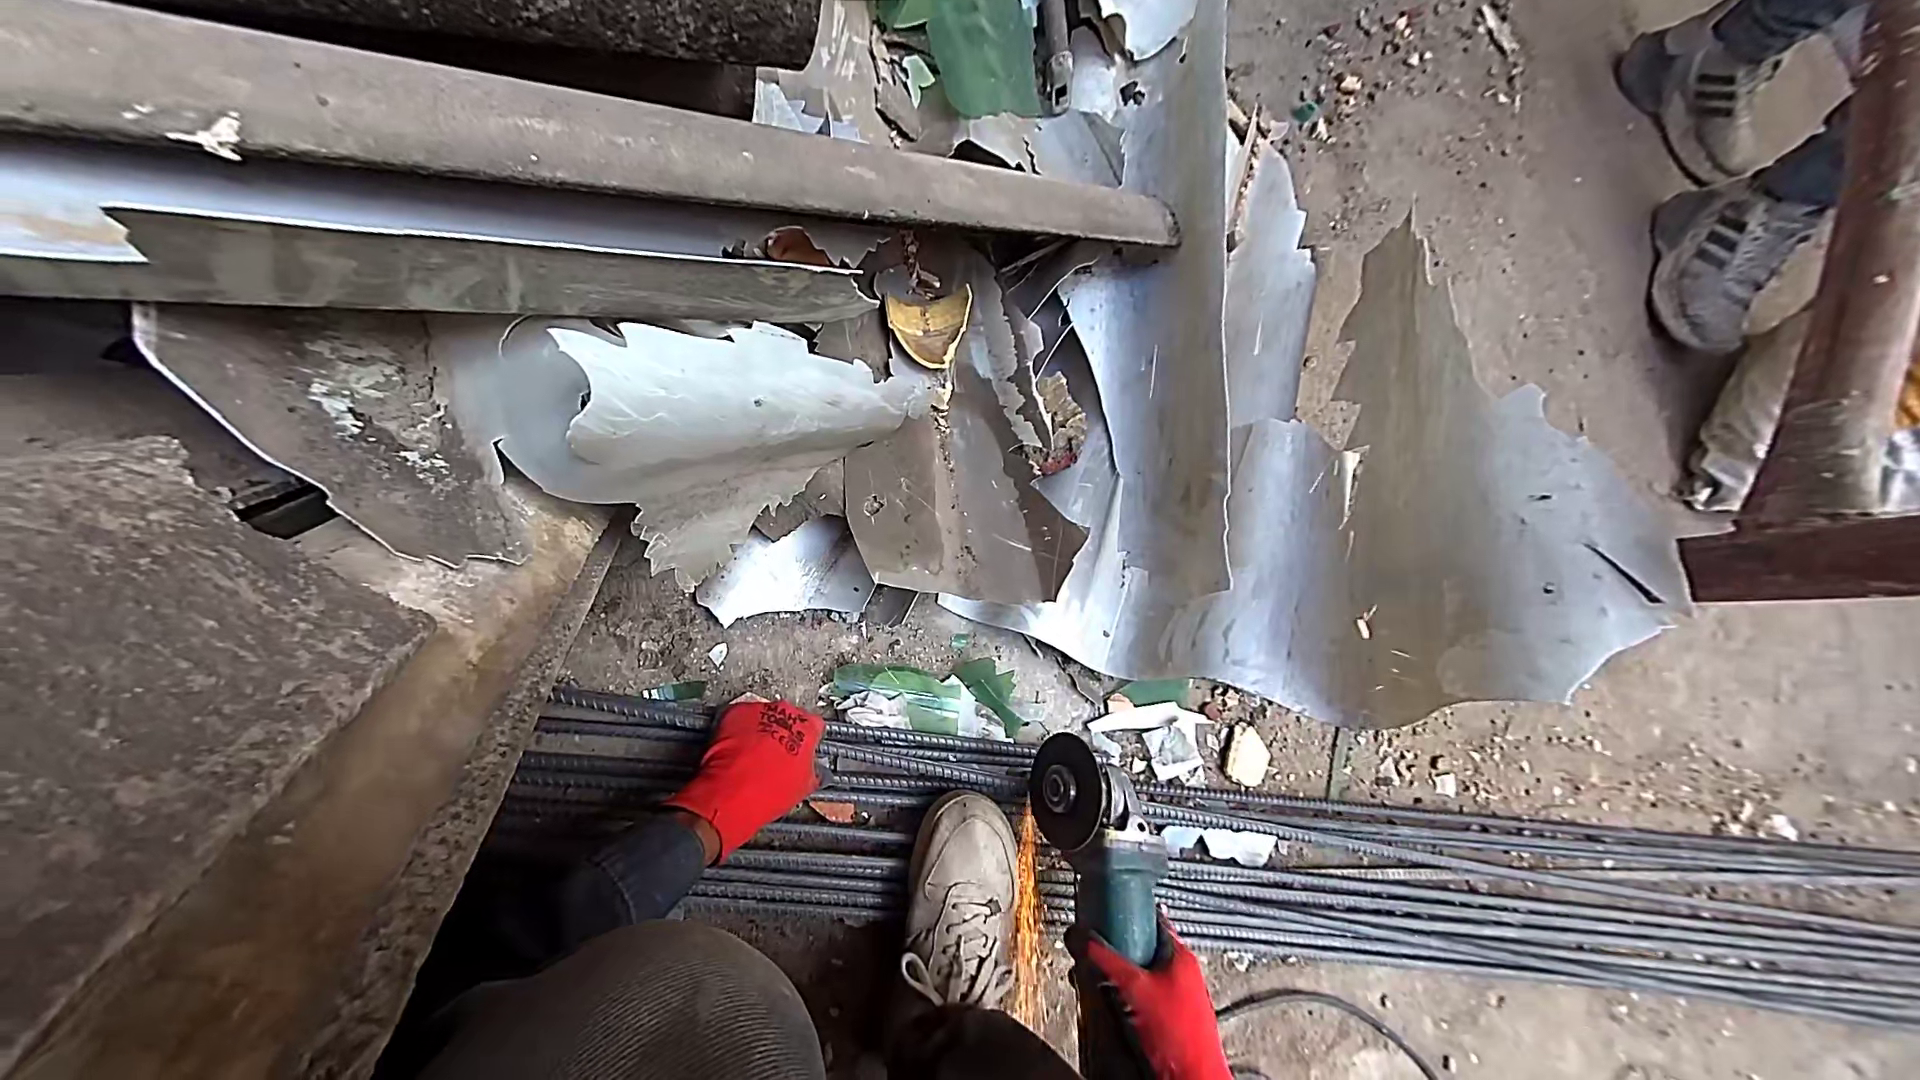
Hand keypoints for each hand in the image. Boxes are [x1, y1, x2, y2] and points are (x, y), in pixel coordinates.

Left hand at [663, 700, 823, 859]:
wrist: (732, 793)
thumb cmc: (767, 790)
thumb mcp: (804, 786)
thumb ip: (812, 771)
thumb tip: (813, 773)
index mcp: (808, 727)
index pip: (815, 725)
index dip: (807, 740)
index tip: (800, 750)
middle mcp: (786, 712)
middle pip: (789, 716)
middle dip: (783, 731)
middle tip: (775, 753)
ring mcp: (761, 710)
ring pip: (763, 715)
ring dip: (760, 729)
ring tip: (752, 753)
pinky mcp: (736, 712)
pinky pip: (739, 716)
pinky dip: (737, 728)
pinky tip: (737, 748)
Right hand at [1069, 918, 1231, 1079]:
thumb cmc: (1179, 1038)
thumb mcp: (1133, 987)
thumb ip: (1104, 959)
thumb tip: (1080, 937)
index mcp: (1179, 955)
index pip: (1150, 917)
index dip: (1126, 911)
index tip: (1105, 909)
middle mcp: (1180, 972)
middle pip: (1139, 946)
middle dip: (1114, 951)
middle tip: (1096, 953)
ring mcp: (1174, 996)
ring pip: (1137, 973)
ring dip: (1115, 977)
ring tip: (1099, 982)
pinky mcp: (1166, 1018)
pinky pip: (1138, 996)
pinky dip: (1122, 996)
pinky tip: (1111, 1006)